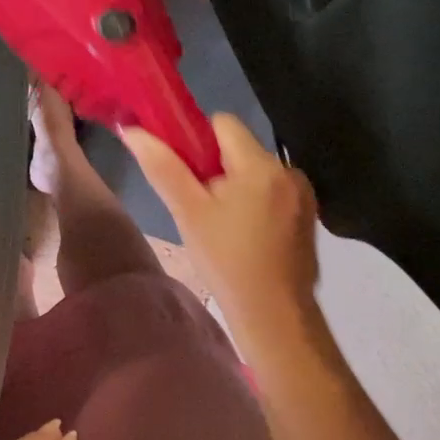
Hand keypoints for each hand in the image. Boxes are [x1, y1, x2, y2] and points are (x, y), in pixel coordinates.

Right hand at [121, 114, 319, 327]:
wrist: (275, 316)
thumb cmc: (226, 262)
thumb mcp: (188, 213)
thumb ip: (162, 167)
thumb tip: (131, 130)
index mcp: (260, 165)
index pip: (223, 123)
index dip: (197, 141)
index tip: (185, 173)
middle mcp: (288, 170)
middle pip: (239, 148)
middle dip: (216, 168)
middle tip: (198, 206)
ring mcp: (303, 194)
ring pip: (254, 171)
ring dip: (235, 186)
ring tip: (221, 225)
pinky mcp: (308, 216)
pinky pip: (272, 191)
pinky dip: (255, 202)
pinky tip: (245, 236)